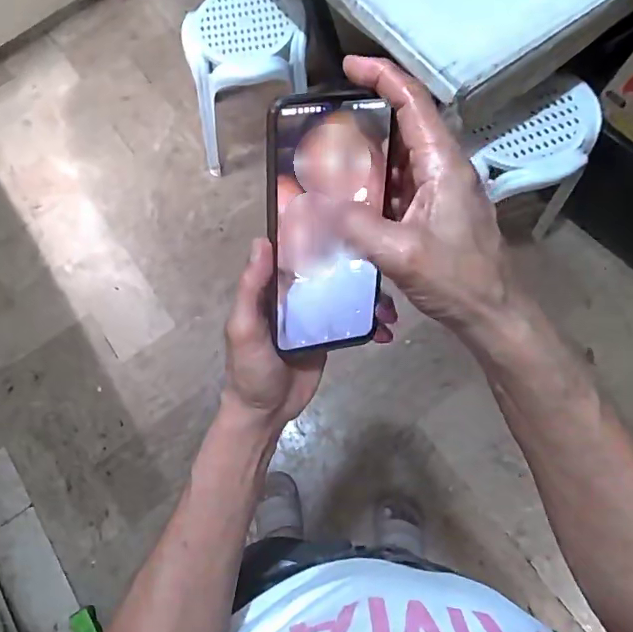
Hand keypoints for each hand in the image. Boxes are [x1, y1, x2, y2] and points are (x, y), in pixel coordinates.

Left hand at [220, 237, 398, 430]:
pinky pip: (351, 322)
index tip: (346, 220)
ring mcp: (312, 316)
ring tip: (389, 306)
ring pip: (343, 295)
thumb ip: (251, 288)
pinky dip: (370, 323)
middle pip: (325, 271)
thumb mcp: (243, 327)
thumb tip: (262, 242)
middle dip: (354, 267)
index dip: (314, 236)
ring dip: (368, 296)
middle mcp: (292, 296)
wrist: (266, 412)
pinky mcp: (329, 337)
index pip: (293, 254)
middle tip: (382, 265)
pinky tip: (386, 329)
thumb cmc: (249, 367)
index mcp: (270, 289)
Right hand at [317, 56, 516, 338]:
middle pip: (407, 121)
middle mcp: (443, 168)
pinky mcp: (431, 209)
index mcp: (443, 166)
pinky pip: (397, 180)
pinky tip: (346, 188)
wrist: (491, 313)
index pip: (414, 105)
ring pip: (399, 152)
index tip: (350, 64)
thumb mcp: (402, 254)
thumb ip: (357, 226)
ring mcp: (438, 189)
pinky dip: (371, 176)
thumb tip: (314, 204)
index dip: (383, 76)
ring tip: (328, 144)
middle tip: (327, 108)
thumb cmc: (458, 279)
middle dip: (369, 107)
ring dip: (367, 145)